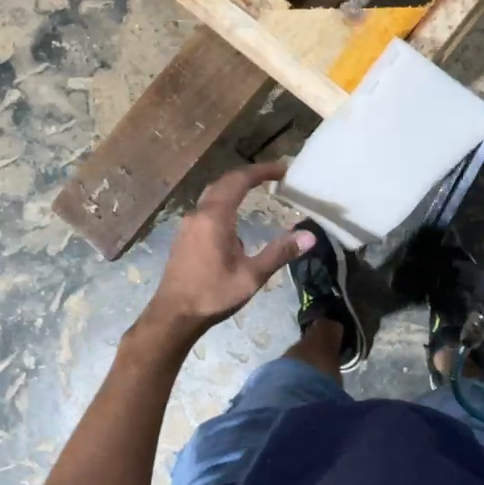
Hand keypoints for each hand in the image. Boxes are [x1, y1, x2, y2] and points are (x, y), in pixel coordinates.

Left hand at [141, 163, 314, 344]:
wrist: (174, 315)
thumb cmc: (213, 295)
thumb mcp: (252, 276)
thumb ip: (280, 253)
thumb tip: (310, 236)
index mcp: (215, 217)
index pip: (240, 180)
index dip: (262, 171)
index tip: (283, 169)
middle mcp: (199, 213)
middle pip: (224, 182)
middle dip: (249, 175)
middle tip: (273, 176)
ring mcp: (188, 224)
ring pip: (213, 194)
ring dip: (234, 187)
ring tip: (256, 190)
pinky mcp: (184, 235)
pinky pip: (206, 208)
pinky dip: (224, 201)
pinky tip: (234, 220)